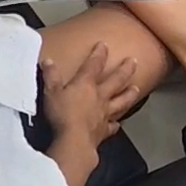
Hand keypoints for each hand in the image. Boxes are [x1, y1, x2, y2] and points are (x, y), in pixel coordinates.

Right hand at [41, 42, 137, 185]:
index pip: (94, 65)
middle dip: (124, 69)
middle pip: (116, 80)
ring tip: (136, 88)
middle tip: (133, 61)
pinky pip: (113, 125)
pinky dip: (116, 123)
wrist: (75, 141)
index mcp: (86, 85)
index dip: (99, 54)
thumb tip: (48, 61)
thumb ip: (50, 76)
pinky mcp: (103, 130)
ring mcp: (104, 114)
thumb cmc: (62, 115)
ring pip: (121, 101)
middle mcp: (99, 97)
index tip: (104, 45)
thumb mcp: (51, 92)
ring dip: (129, 94)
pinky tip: (118, 123)